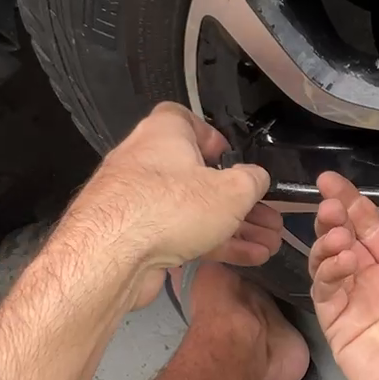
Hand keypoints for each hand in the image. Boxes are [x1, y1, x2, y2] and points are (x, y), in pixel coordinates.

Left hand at [60, 102, 283, 307]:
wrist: (110, 260)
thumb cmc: (167, 209)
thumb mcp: (233, 190)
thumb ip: (253, 180)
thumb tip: (257, 179)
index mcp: (163, 135)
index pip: (185, 119)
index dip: (213, 136)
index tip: (234, 157)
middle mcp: (146, 163)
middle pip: (201, 175)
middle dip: (241, 198)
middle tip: (267, 213)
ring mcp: (140, 202)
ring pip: (197, 210)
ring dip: (236, 226)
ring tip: (268, 242)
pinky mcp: (138, 236)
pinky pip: (184, 234)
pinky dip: (215, 243)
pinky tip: (247, 257)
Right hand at [307, 174, 378, 379]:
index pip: (375, 226)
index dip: (355, 203)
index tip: (334, 182)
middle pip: (349, 239)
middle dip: (335, 215)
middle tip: (326, 198)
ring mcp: (360, 305)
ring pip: (331, 262)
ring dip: (329, 239)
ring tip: (336, 229)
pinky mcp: (341, 328)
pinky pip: (325, 292)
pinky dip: (327, 270)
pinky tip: (341, 257)